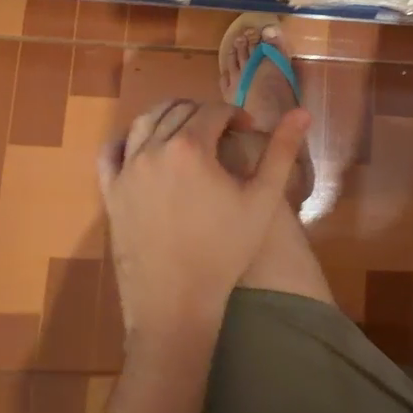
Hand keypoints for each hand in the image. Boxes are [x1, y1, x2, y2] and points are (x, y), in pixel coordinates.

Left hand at [98, 99, 311, 340]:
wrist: (175, 301)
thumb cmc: (225, 250)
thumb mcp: (263, 199)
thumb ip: (281, 151)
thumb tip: (302, 112)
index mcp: (190, 146)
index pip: (214, 110)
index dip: (235, 115)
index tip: (248, 131)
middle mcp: (153, 149)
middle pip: (179, 110)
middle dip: (205, 114)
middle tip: (223, 135)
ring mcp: (126, 170)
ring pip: (145, 122)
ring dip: (170, 118)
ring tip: (189, 136)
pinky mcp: (110, 191)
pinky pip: (111, 150)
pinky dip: (128, 139)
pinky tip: (144, 147)